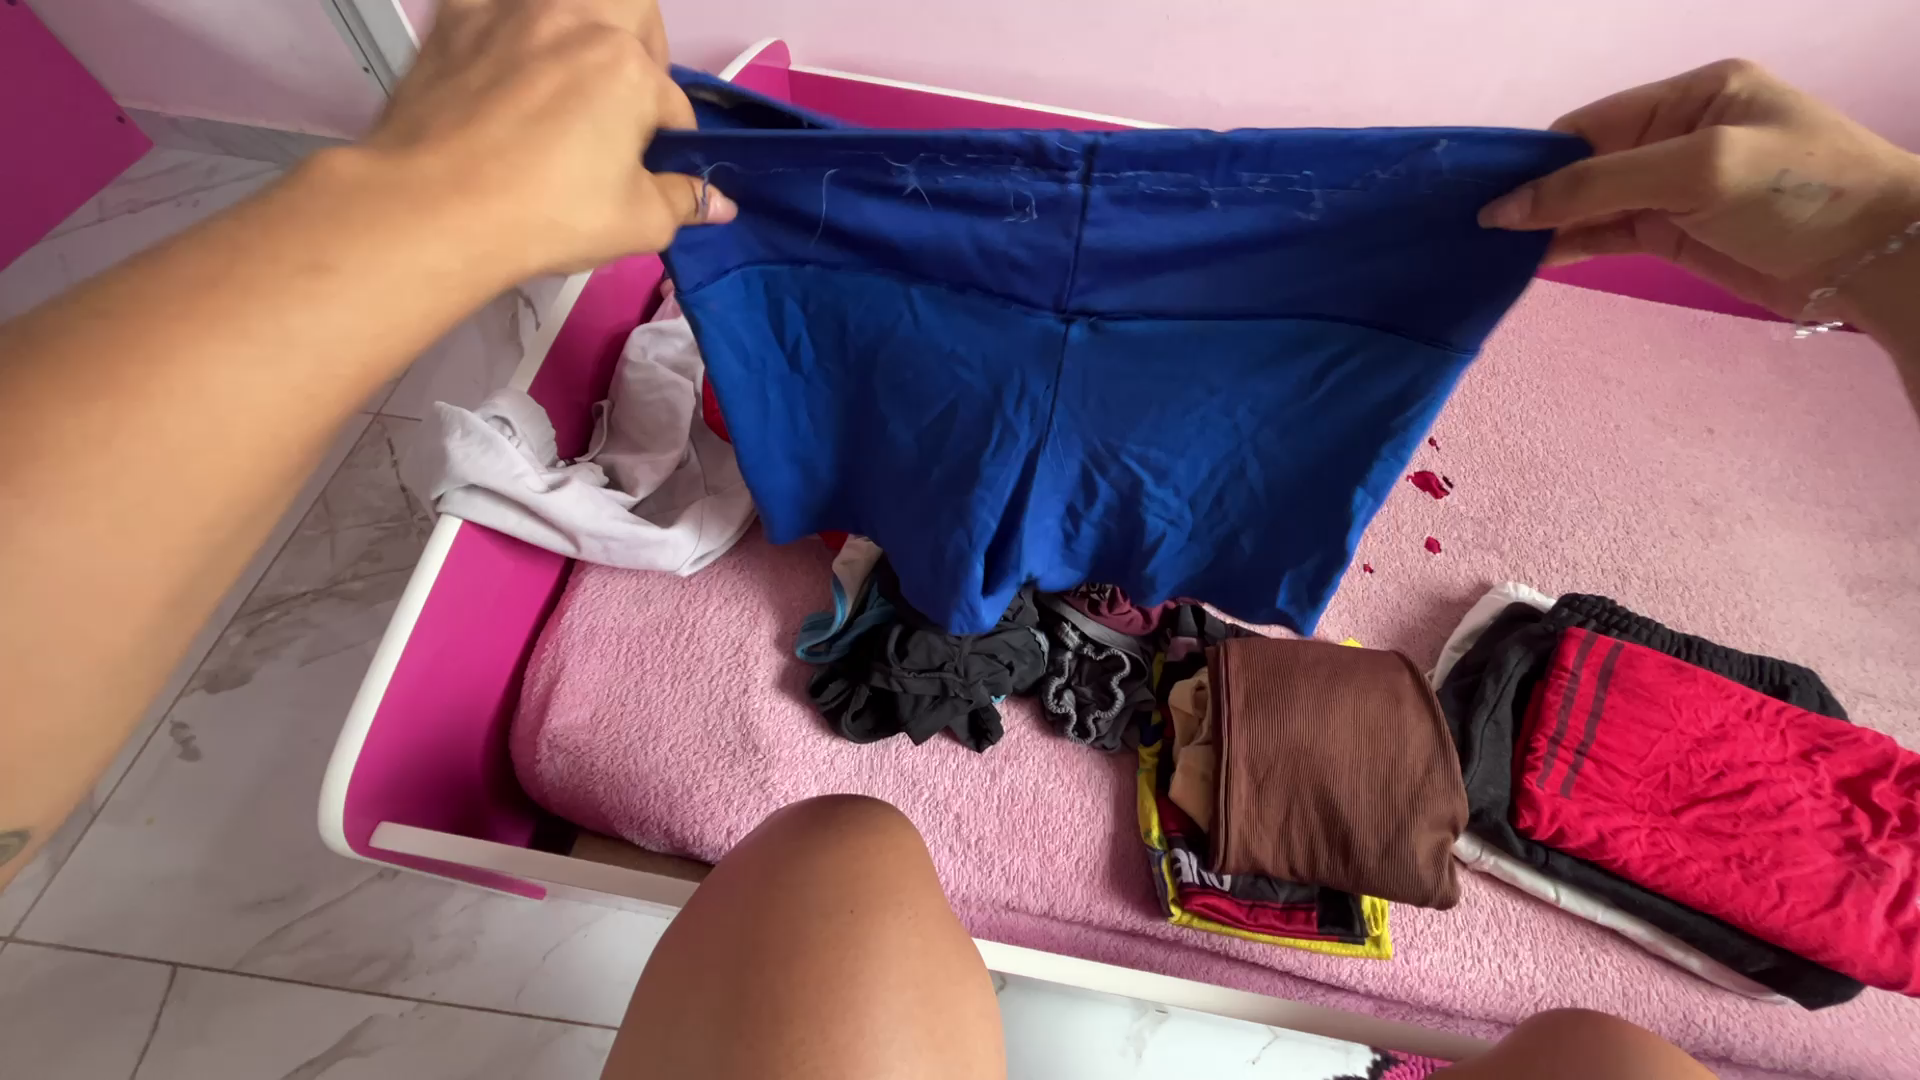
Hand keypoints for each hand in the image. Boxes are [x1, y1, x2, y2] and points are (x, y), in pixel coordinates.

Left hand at [326, 0, 734, 282]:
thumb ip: (686, 201)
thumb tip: (718, 202)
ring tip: (572, 78)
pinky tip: (509, 63)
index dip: (674, 144)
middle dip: (644, 46)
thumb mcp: (642, 223)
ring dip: (585, 29)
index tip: (658, 172)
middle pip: (632, 7)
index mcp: (629, 68)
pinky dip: (515, 24)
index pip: (674, 104)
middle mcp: (574, 18)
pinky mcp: (456, 15)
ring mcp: (510, 8)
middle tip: (626, 98)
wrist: (437, 205)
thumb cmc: (554, 215)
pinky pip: (499, 2)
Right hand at [1478, 59, 1919, 319]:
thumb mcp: (1693, 171)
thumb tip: (1499, 212)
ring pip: (1580, 206)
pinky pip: (1594, 235)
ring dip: (1537, 229)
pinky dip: (1558, 249)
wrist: (1868, 256)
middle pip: (1576, 167)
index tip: (1478, 199)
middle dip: (1527, 198)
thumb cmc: (1793, 192)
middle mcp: (1671, 136)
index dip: (1531, 162)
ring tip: (1484, 252)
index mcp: (1688, 97)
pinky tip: (1522, 264)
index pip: (1585, 126)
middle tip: (1470, 231)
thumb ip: (1592, 187)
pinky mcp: (1660, 231)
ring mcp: (1664, 187)